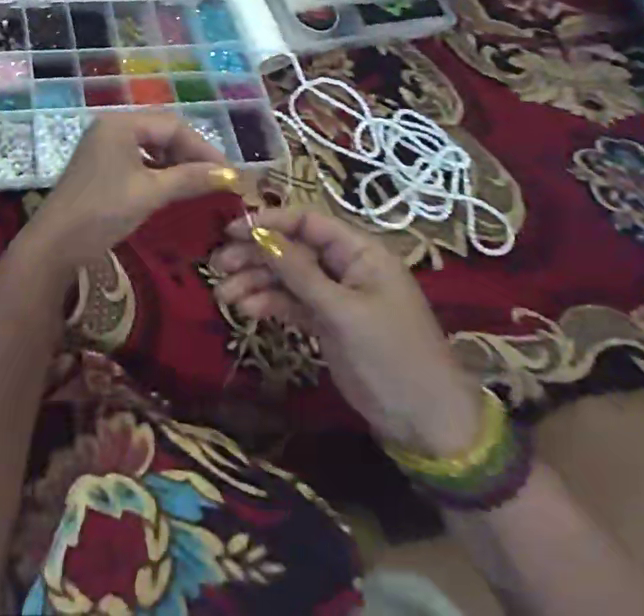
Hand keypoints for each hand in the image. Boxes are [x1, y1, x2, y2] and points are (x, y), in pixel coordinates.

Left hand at [24, 111, 236, 271]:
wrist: (56, 241)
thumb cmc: (104, 211)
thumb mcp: (151, 193)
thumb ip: (190, 178)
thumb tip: (229, 174)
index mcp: (119, 124)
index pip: (173, 125)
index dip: (204, 148)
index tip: (228, 173)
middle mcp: (109, 127)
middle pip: (161, 132)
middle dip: (190, 154)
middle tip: (216, 180)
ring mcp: (101, 146)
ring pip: (149, 146)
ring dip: (175, 163)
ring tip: (198, 185)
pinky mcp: (99, 165)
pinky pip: (136, 159)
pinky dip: (157, 171)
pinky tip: (171, 188)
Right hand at [209, 207, 482, 456]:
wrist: (426, 421)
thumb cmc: (391, 355)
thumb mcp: (342, 311)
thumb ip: (299, 272)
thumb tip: (259, 235)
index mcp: (361, 253)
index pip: (307, 222)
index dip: (268, 222)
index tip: (230, 231)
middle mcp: (345, 267)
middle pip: (290, 249)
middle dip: (253, 255)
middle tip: (218, 266)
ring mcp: (334, 295)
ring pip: (284, 276)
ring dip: (253, 282)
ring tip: (224, 297)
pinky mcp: (324, 321)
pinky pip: (288, 302)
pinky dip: (266, 303)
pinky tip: (246, 311)